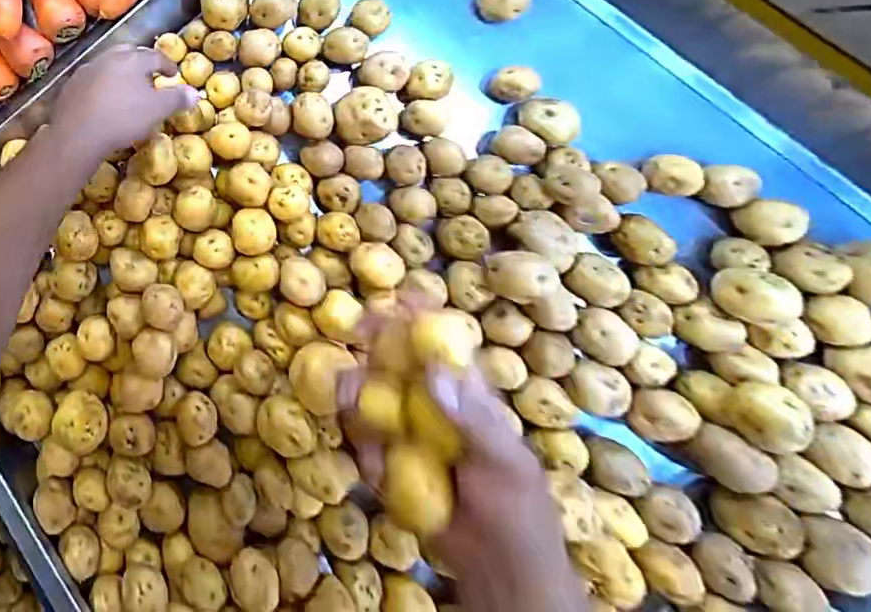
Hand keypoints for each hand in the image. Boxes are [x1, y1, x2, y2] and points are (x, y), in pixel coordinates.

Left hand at [47, 46, 196, 161]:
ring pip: (108, 64)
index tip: (172, 74)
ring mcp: (87, 70)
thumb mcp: (156, 110)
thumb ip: (176, 99)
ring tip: (127, 87)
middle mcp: (108, 58)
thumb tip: (195, 93)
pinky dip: (102, 84)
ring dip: (120, 72)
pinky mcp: (71, 85)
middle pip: (129, 53)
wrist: (77, 134)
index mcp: (132, 60)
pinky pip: (92, 79)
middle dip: (141, 61)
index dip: (167, 64)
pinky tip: (103, 99)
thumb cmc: (123, 118)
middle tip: (149, 75)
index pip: (155, 56)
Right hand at [342, 301, 586, 611]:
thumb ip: (473, 422)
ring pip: (368, 390)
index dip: (420, 316)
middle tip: (355, 336)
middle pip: (394, 356)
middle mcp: (429, 401)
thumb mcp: (506, 466)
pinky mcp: (384, 456)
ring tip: (351, 400)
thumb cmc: (518, 515)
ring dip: (355, 389)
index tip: (397, 298)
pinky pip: (360, 434)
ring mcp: (404, 427)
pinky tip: (372, 461)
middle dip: (372, 342)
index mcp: (466, 393)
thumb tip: (434, 374)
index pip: (442, 342)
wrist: (499, 573)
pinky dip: (359, 439)